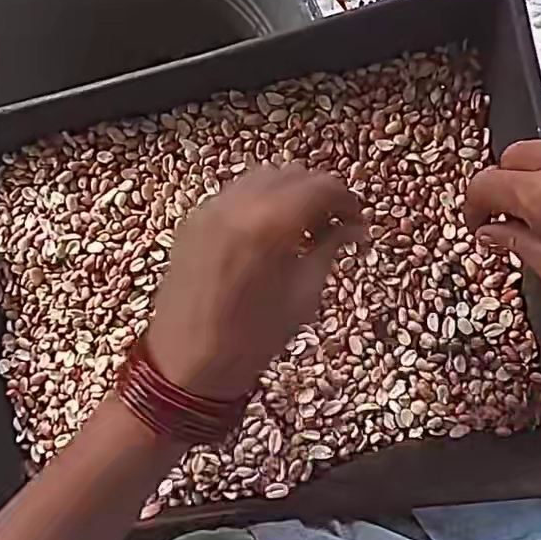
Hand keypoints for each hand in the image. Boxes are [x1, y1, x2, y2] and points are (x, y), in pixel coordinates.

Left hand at [146, 165, 362, 398]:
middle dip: (319, 194)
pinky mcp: (193, 220)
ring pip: (262, 178)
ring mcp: (210, 209)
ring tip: (301, 229)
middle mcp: (236, 205)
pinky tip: (267, 233)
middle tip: (334, 225)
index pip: (321, 187)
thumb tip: (352, 228)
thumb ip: (328, 250)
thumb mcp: (302, 298)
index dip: (347, 200)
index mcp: (268, 226)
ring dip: (288, 194)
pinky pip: (235, 194)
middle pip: (292, 174)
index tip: (357, 222)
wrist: (183, 365)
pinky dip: (259, 202)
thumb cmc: (249, 342)